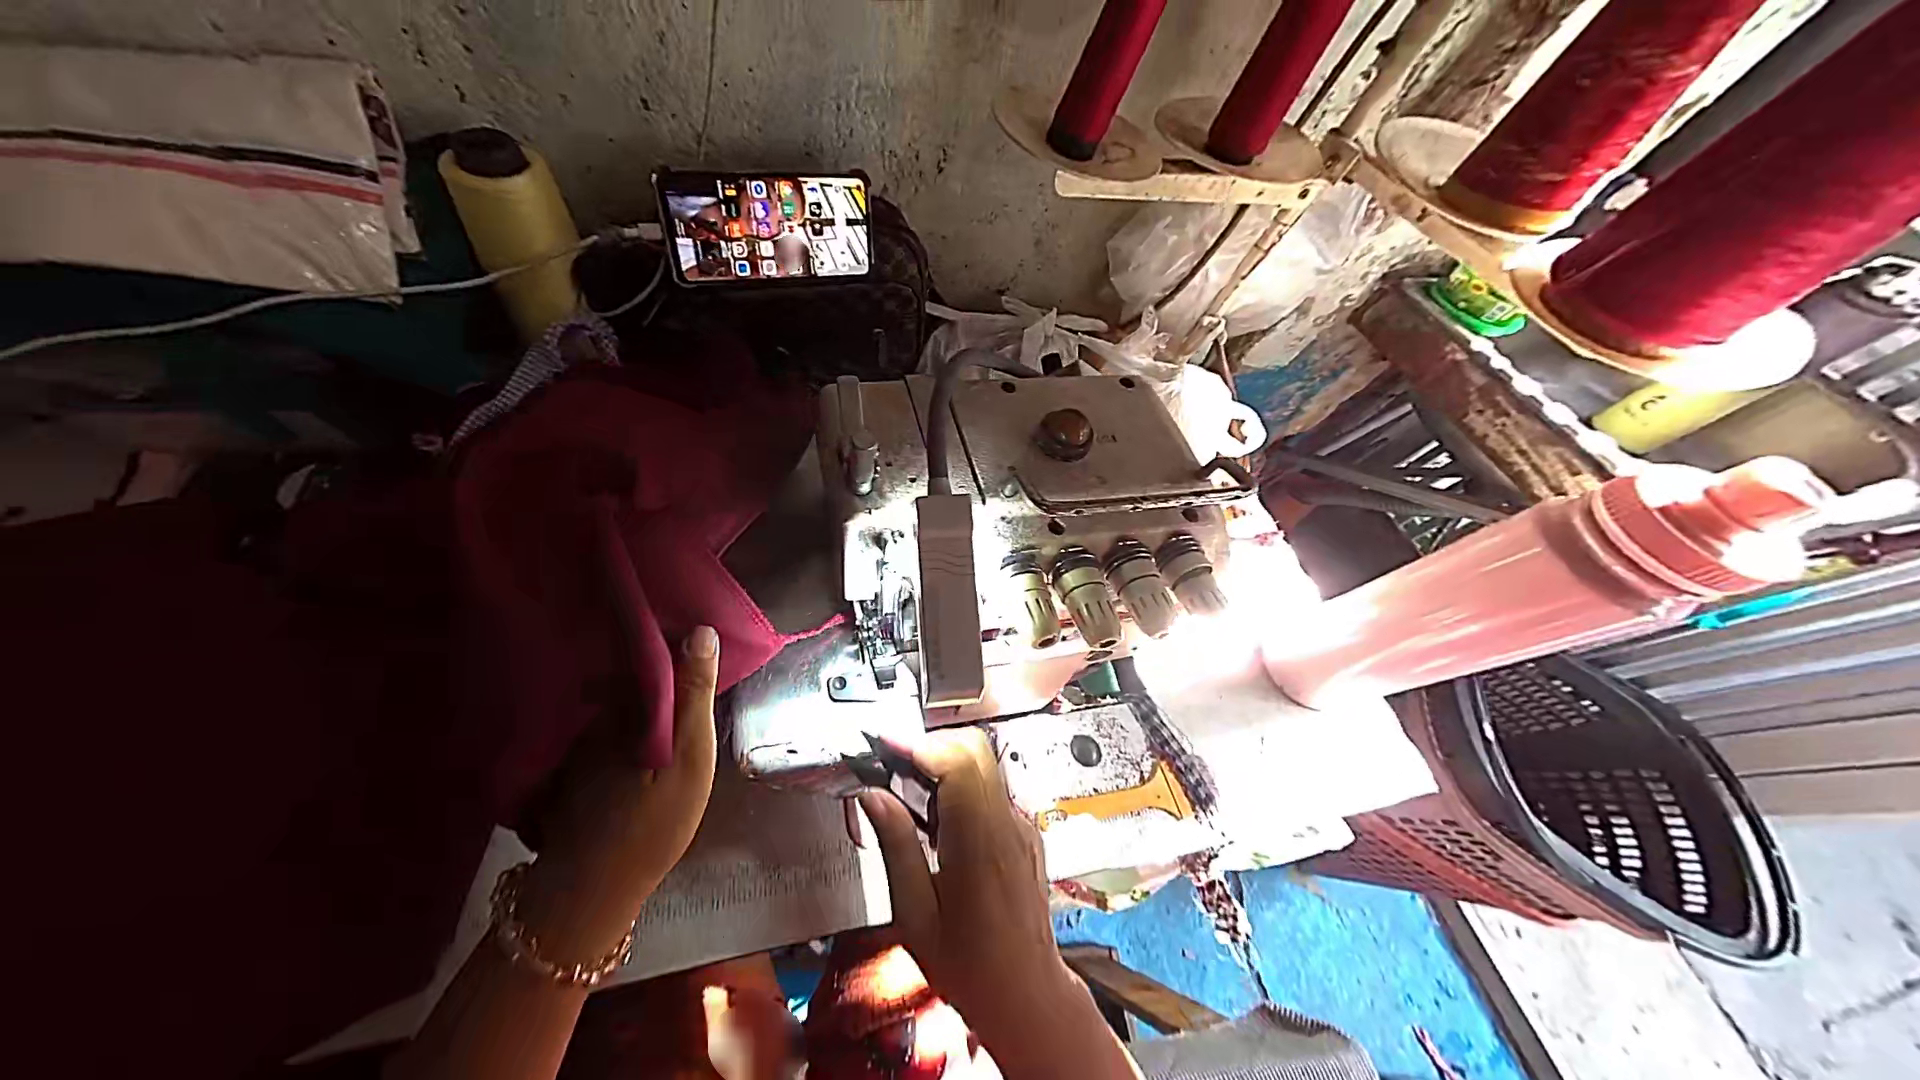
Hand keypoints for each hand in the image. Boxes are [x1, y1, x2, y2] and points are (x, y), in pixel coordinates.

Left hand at [519, 626, 720, 962]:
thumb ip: (693, 695)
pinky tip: (638, 719)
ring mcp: (582, 742)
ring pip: (614, 698)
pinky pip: (603, 723)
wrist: (595, 888)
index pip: (642, 652)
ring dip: (636, 684)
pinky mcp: (577, 766)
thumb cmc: (652, 819)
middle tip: (685, 648)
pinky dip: (622, 712)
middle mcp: (595, 716)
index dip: (665, 634)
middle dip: (651, 656)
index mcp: (622, 706)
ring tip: (667, 676)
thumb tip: (702, 631)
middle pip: (626, 672)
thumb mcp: (689, 754)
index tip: (689, 618)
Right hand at [856, 730, 1078, 1054]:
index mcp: (980, 842)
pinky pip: (992, 790)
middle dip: (930, 747)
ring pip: (984, 765)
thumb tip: (874, 796)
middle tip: (895, 767)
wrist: (1027, 995)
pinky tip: (938, 821)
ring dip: (945, 766)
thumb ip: (896, 846)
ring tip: (911, 796)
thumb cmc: (972, 968)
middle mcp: (1008, 824)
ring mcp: (1021, 826)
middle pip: (974, 749)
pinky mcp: (1023, 833)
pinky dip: (962, 787)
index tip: (886, 745)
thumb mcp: (916, 914)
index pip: (958, 761)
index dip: (918, 745)